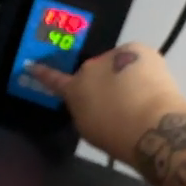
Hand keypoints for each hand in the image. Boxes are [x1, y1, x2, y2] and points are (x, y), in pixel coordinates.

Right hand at [31, 44, 185, 163]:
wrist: (153, 125)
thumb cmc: (117, 135)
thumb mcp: (89, 127)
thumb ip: (84, 110)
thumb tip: (91, 103)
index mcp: (74, 89)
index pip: (54, 80)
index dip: (43, 74)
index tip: (32, 66)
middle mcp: (89, 68)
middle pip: (93, 71)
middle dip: (102, 81)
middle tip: (116, 99)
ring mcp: (113, 56)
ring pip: (116, 63)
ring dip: (122, 74)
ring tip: (139, 94)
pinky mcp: (138, 50)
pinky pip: (137, 59)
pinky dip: (142, 69)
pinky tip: (153, 87)